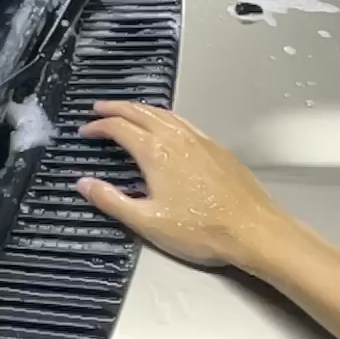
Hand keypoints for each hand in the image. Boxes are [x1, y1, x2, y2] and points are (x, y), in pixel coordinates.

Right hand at [76, 101, 300, 276]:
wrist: (255, 231)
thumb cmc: (202, 230)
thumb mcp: (147, 222)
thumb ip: (112, 200)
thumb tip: (84, 184)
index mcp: (154, 152)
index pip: (118, 127)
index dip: (98, 126)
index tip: (86, 130)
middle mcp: (175, 137)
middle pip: (139, 111)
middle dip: (115, 107)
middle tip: (99, 108)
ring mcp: (198, 139)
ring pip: (162, 112)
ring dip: (139, 108)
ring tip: (126, 110)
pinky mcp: (216, 146)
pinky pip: (182, 120)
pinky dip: (163, 115)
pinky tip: (165, 124)